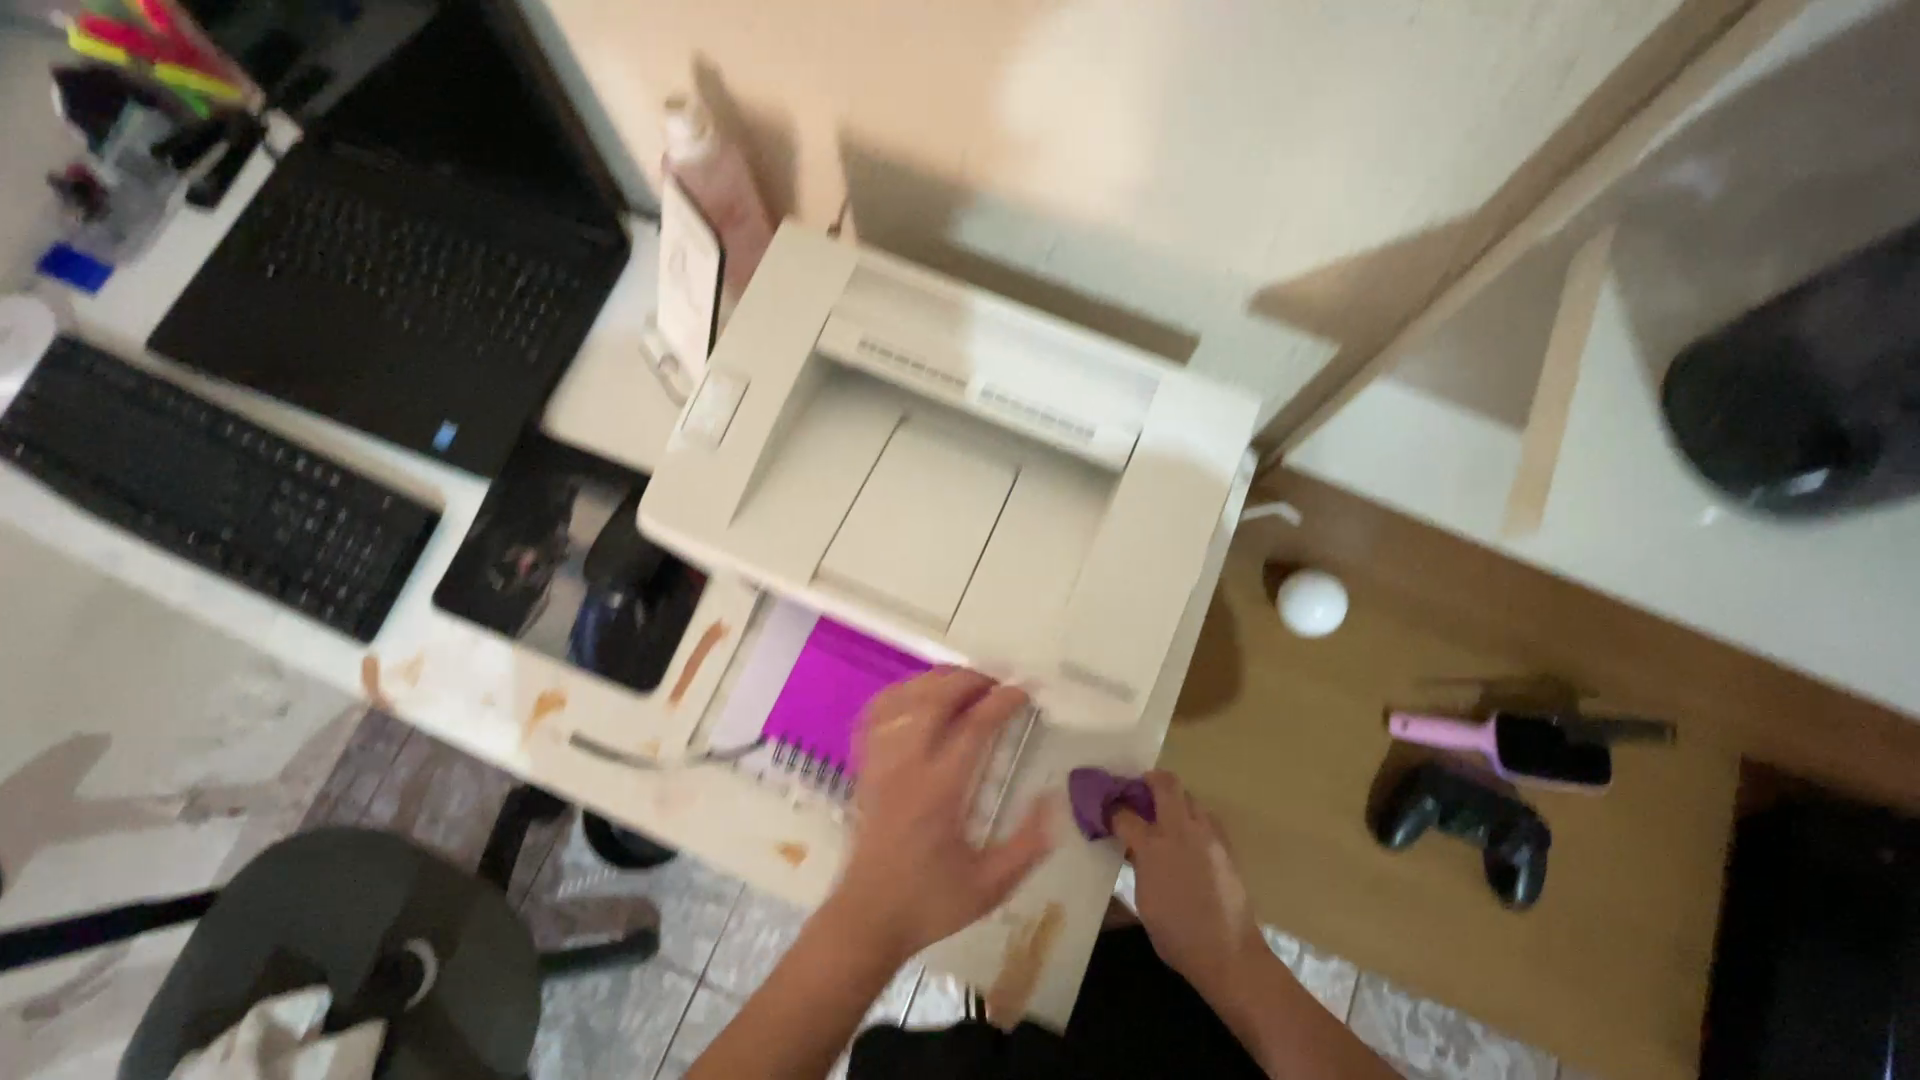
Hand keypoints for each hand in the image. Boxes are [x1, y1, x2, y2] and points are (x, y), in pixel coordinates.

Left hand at [826, 669, 1054, 961]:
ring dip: (935, 681)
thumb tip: (1052, 799)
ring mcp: (879, 764)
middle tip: (997, 682)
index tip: (1025, 692)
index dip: (1002, 702)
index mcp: (940, 791)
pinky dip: (898, 695)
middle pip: (933, 699)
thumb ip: (1027, 843)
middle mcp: (905, 767)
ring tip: (964, 683)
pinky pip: (875, 715)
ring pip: (902, 699)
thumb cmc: (930, 903)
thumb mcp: (991, 885)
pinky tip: (918, 697)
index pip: (973, 727)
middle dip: (969, 679)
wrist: (866, 919)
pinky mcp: (864, 769)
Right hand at [1111, 771, 1267, 1001]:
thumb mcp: (1144, 900)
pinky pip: (1207, 818)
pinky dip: (1194, 818)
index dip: (1112, 811)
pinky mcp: (1227, 846)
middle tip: (1138, 791)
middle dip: (1149, 781)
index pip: (1125, 814)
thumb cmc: (1176, 935)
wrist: (1229, 953)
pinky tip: (1188, 837)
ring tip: (1164, 816)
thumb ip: (1139, 865)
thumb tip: (1135, 851)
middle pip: (1166, 784)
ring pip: (1190, 798)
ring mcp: (1208, 836)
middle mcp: (1181, 831)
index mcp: (1153, 847)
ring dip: (1174, 798)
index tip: (1106, 812)